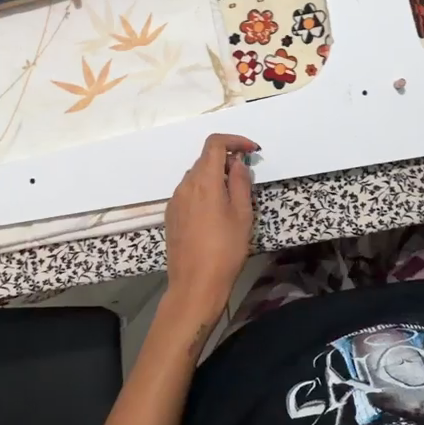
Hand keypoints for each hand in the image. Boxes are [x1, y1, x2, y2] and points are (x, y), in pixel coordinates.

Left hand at [163, 133, 258, 318]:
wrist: (195, 284)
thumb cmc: (225, 249)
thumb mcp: (242, 214)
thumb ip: (240, 182)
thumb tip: (237, 162)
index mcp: (203, 181)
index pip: (214, 144)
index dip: (234, 141)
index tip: (252, 150)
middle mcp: (185, 185)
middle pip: (204, 160)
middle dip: (226, 160)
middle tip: (246, 176)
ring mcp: (175, 200)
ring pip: (196, 177)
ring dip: (215, 176)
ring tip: (233, 197)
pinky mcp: (171, 215)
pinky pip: (189, 192)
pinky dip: (204, 191)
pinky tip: (216, 212)